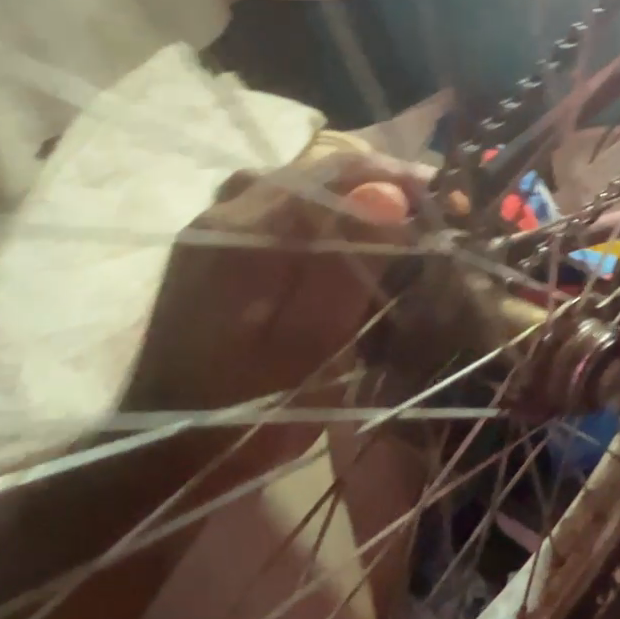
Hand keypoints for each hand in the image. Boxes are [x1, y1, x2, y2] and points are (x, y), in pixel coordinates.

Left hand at [128, 133, 433, 410]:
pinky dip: (323, 208)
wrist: (169, 448)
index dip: (401, 178)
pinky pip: (277, 203)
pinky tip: (346, 236)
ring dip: (353, 193)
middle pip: (316, 169)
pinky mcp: (211, 249)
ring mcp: (212, 229)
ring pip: (297, 182)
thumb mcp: (312, 344)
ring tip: (399, 220)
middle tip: (436, 213)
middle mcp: (225, 215)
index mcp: (248, 235)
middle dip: (384, 183)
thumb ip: (346, 264)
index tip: (450, 201)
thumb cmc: (252, 408)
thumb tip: (389, 197)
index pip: (338, 173)